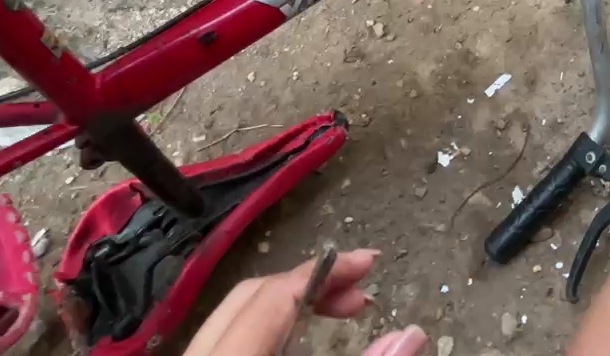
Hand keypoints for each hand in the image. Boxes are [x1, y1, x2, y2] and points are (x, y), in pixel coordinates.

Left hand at [183, 249, 426, 355]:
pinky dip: (266, 329)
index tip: (371, 263)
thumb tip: (412, 333)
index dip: (328, 270)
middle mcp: (197, 354)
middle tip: (359, 287)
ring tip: (339, 311)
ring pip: (234, 316)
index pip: (275, 292)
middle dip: (310, 282)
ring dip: (290, 305)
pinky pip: (224, 339)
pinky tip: (297, 340)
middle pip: (250, 294)